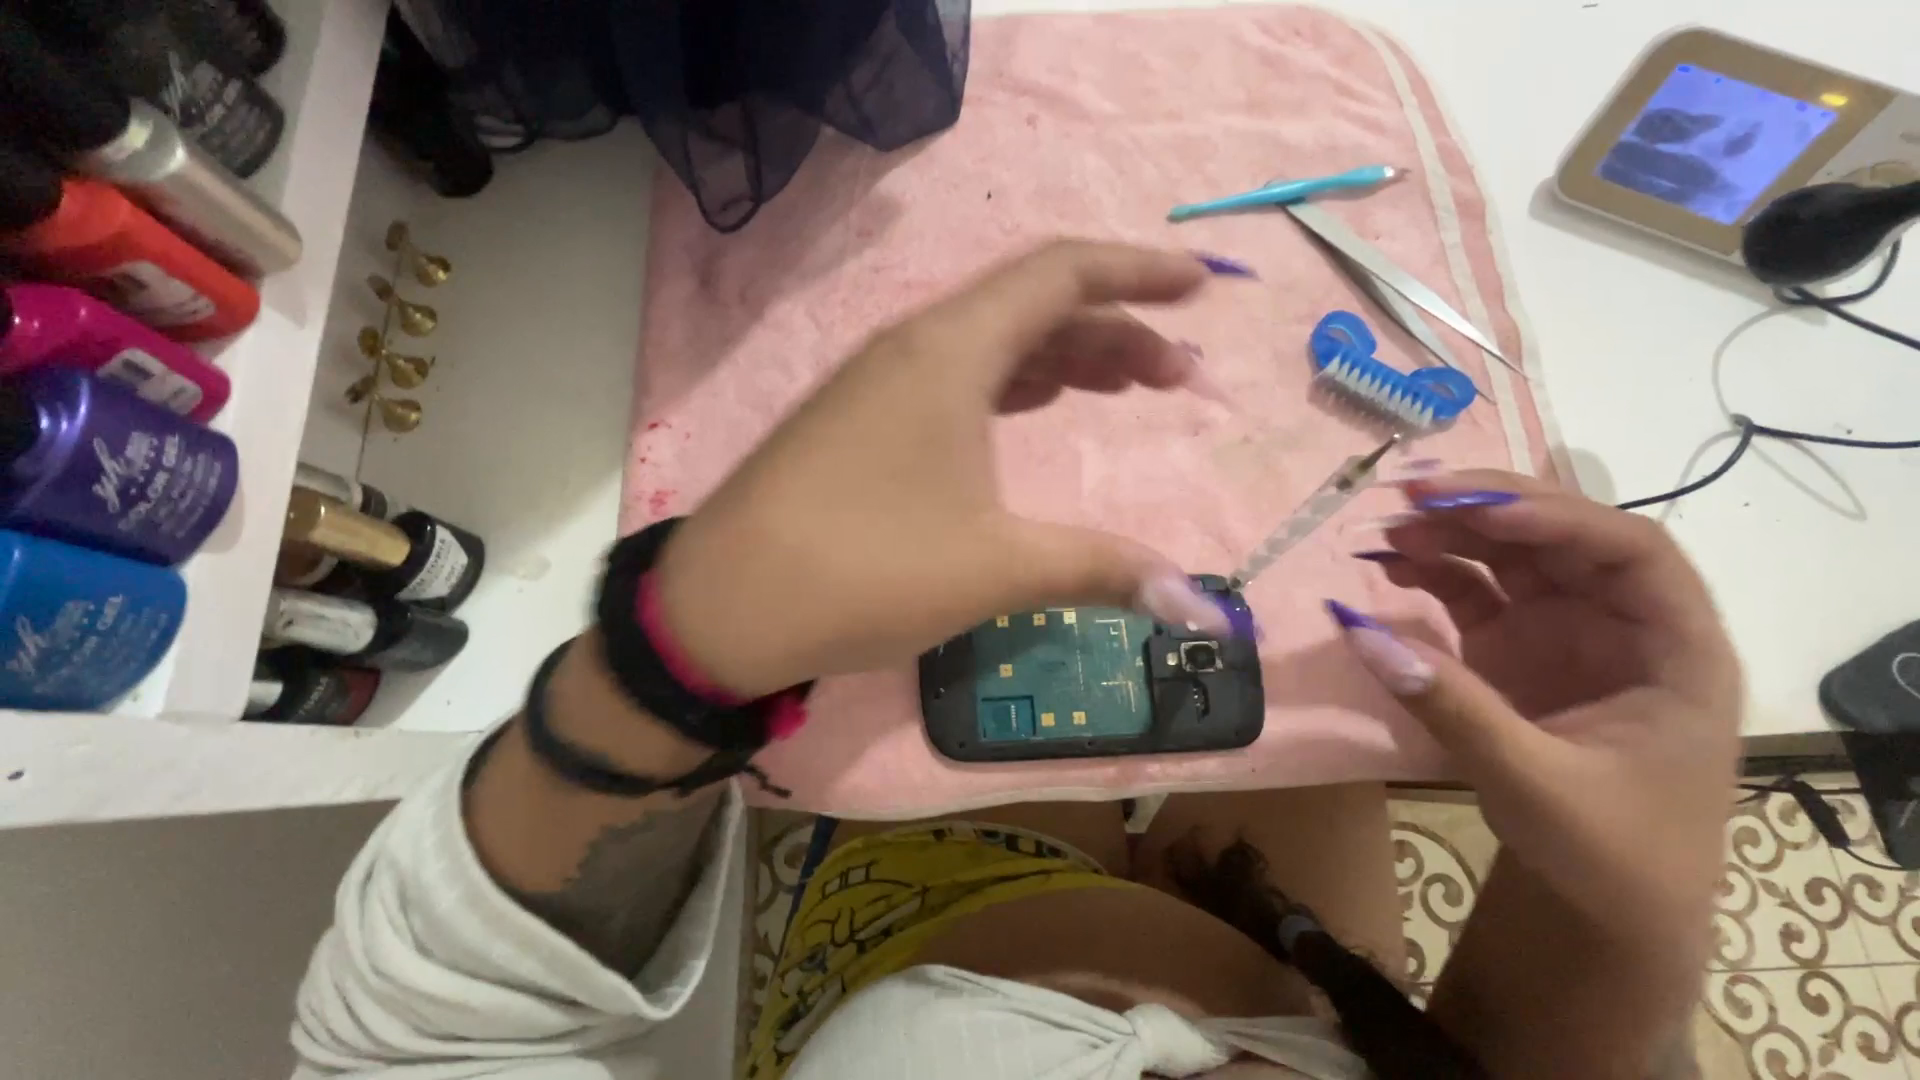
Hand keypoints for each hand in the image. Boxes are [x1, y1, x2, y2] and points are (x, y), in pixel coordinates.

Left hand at [653, 241, 1233, 699]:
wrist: (721, 608)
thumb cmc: (863, 572)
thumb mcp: (994, 570)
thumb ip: (1100, 569)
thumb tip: (1194, 601)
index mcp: (949, 352)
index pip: (1061, 275)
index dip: (1139, 273)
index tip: (1203, 290)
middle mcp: (913, 348)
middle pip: (1033, 308)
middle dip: (1116, 330)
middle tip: (1177, 379)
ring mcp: (879, 383)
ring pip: (992, 344)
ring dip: (1064, 358)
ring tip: (1126, 390)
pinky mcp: (860, 421)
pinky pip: (956, 378)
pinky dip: (1012, 387)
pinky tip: (1036, 412)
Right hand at [1332, 470, 1741, 939]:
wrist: (1600, 903)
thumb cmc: (1606, 851)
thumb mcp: (1533, 783)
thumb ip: (1451, 706)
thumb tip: (1358, 631)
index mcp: (1673, 650)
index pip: (1630, 552)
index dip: (1556, 519)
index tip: (1474, 513)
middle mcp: (1619, 624)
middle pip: (1561, 537)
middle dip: (1488, 508)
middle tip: (1412, 493)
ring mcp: (1562, 633)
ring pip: (1512, 556)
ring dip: (1451, 534)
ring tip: (1387, 529)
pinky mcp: (1513, 650)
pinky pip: (1473, 591)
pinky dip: (1431, 572)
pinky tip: (1390, 565)